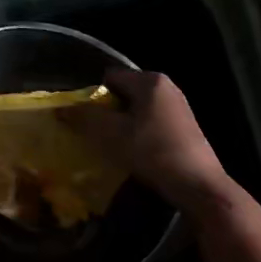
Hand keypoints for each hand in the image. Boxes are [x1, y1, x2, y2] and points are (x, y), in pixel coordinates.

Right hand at [86, 68, 231, 205]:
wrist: (198, 184)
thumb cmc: (155, 153)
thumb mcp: (115, 135)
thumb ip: (87, 119)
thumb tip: (62, 109)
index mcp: (150, 81)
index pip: (110, 78)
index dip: (92, 97)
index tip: (84, 121)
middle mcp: (166, 87)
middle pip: (124, 94)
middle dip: (107, 114)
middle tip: (94, 138)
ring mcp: (178, 108)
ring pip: (138, 112)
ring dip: (122, 128)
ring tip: (113, 149)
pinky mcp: (184, 128)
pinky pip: (151, 125)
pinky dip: (139, 136)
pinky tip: (135, 156)